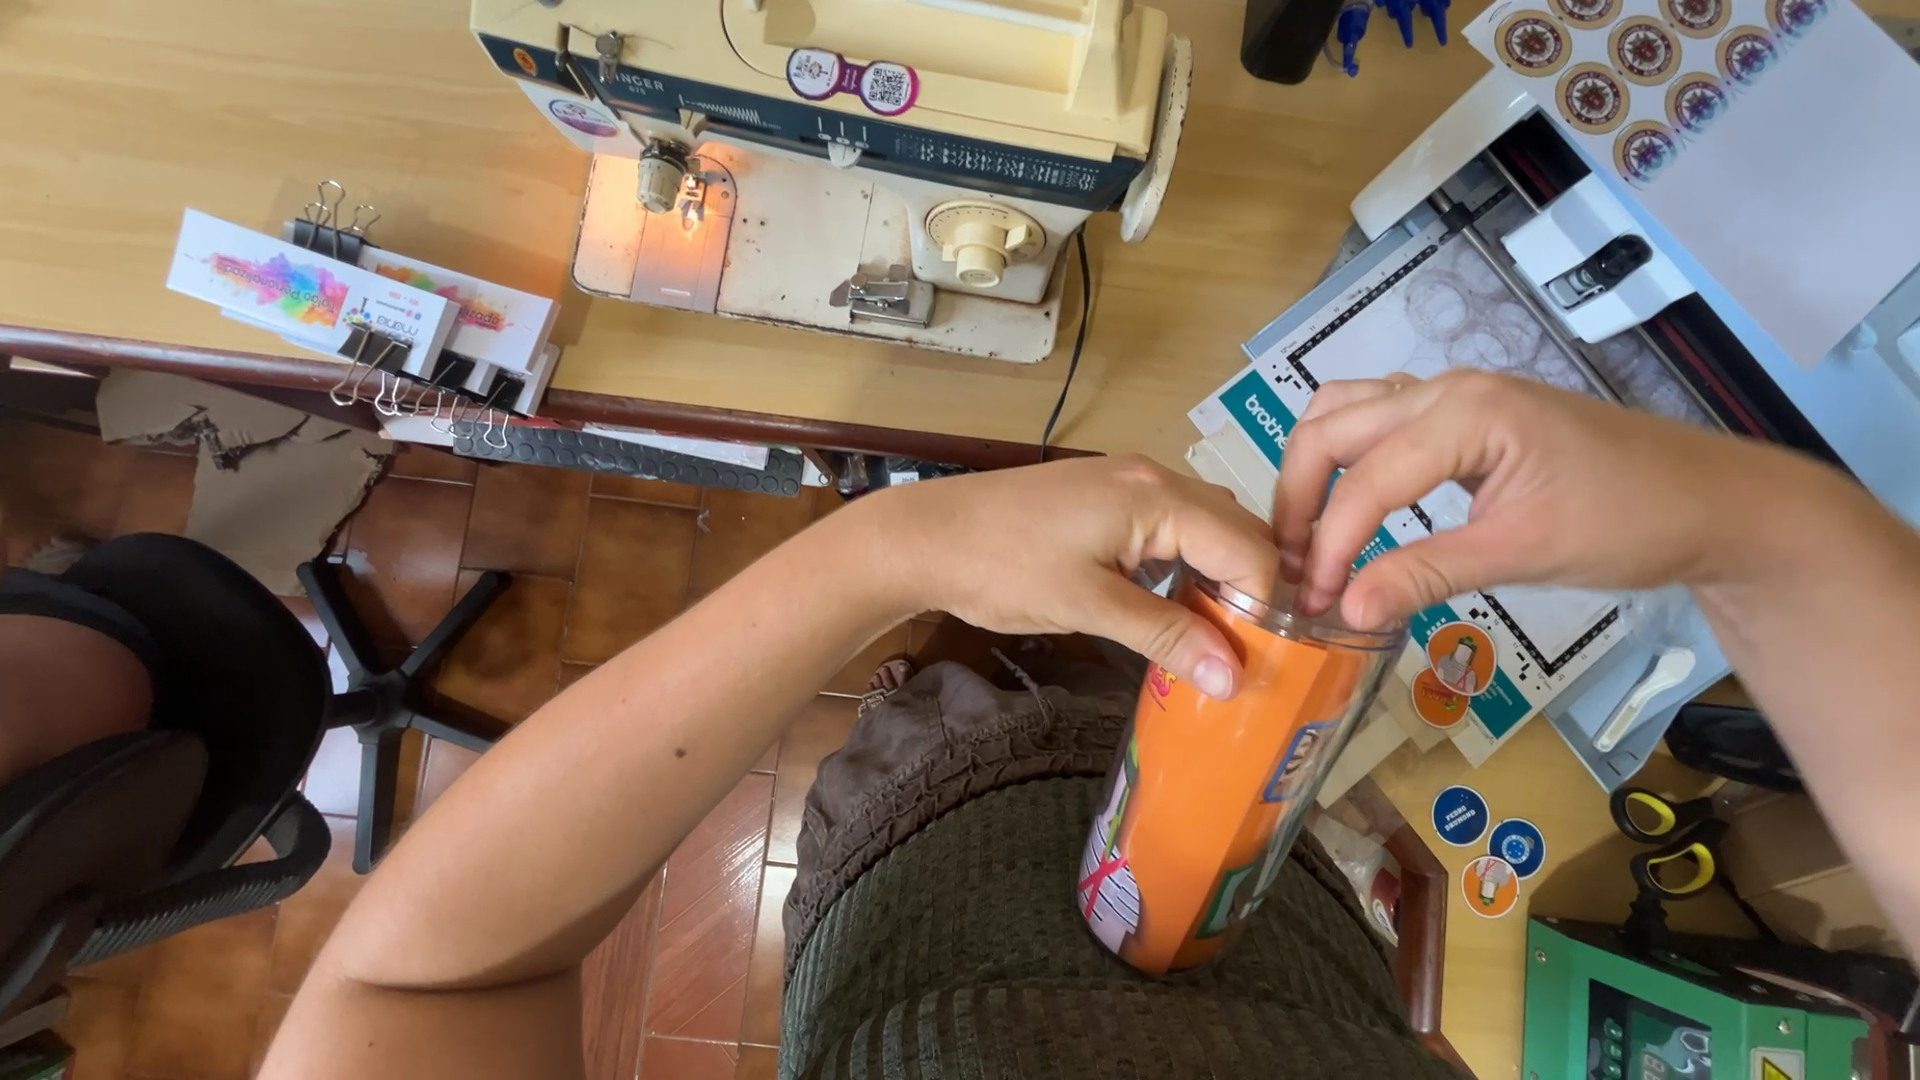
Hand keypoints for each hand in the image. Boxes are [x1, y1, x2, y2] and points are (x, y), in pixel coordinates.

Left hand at [866, 455, 1279, 698]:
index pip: (1246, 547)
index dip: (1263, 605)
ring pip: (1199, 525)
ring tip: (1214, 632)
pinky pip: (1164, 524)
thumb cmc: (1003, 567)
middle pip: (1231, 529)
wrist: (925, 537)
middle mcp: (1151, 477)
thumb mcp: (1089, 606)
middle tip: (1247, 648)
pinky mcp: (1099, 495)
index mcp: (1158, 496)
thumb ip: (1165, 636)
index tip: (1264, 658)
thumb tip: (1232, 678)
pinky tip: (1170, 600)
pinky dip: (1179, 561)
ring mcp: (1123, 481)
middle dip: (1247, 587)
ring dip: (1214, 574)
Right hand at [1270, 371, 1854, 629]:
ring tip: (1309, 529)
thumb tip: (1344, 612)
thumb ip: (1423, 575)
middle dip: (1298, 499)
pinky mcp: (1456, 410)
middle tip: (1293, 562)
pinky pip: (1370, 416)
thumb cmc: (1630, 524)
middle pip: (1328, 430)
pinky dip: (1342, 454)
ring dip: (1312, 469)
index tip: (1315, 601)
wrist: (1720, 502)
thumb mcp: (1521, 554)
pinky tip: (1347, 495)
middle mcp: (1443, 389)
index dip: (1330, 545)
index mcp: (1465, 414)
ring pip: (1340, 412)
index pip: (1366, 481)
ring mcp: (1448, 392)